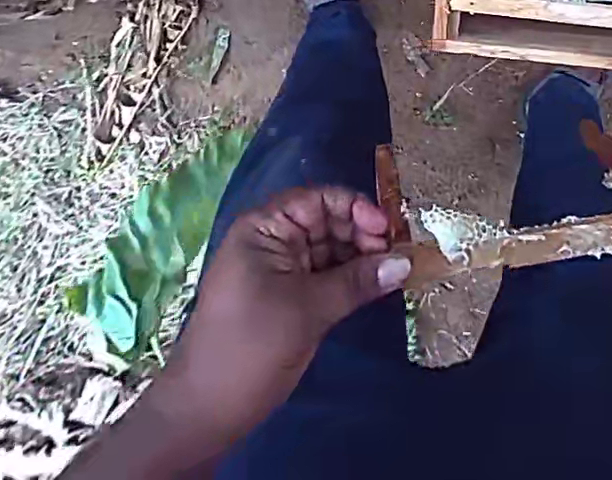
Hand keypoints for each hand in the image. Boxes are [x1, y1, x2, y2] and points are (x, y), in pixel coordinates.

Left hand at [147, 187, 410, 446]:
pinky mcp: (291, 295)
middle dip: (362, 233)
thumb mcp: (307, 310)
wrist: (205, 412)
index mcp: (265, 227)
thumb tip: (405, 261)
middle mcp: (274, 239)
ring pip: (331, 248)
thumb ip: (357, 282)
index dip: (355, 208)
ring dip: (362, 256)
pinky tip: (378, 284)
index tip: (386, 230)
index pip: (318, 200)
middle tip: (397, 253)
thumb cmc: (250, 346)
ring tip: (395, 269)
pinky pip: (328, 274)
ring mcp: (282, 268)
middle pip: (327, 221)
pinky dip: (352, 277)